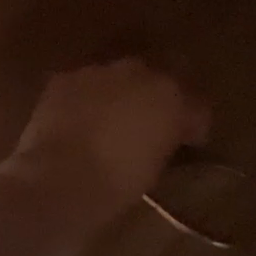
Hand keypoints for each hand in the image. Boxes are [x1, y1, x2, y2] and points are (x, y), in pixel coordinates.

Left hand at [0, 59, 210, 231]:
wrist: (59, 178)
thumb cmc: (117, 184)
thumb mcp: (155, 167)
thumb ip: (164, 141)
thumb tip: (161, 138)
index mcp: (172, 98)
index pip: (196, 107)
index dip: (192, 126)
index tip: (186, 142)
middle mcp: (139, 72)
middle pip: (157, 81)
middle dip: (155, 100)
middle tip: (146, 126)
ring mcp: (99, 71)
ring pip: (118, 78)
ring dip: (118, 95)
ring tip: (108, 123)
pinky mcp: (65, 78)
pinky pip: (83, 85)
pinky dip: (84, 99)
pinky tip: (77, 121)